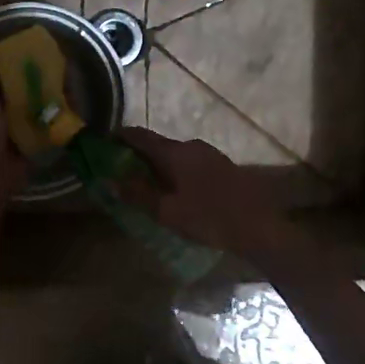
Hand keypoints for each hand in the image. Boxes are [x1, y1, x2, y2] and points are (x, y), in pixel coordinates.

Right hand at [115, 128, 294, 259]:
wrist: (260, 228)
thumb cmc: (209, 218)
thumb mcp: (167, 211)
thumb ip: (137, 195)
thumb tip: (109, 182)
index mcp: (175, 152)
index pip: (140, 136)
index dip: (120, 137)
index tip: (103, 143)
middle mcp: (191, 146)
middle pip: (157, 145)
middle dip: (137, 155)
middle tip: (120, 170)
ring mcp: (210, 154)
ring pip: (175, 154)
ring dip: (158, 165)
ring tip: (145, 183)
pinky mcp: (222, 166)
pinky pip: (189, 162)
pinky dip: (175, 171)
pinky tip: (174, 190)